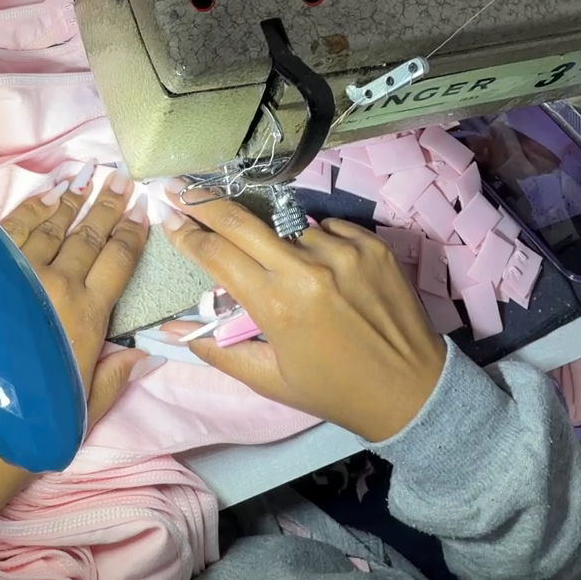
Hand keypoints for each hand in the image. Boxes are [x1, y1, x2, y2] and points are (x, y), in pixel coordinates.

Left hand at [0, 171, 150, 520]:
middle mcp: (57, 286)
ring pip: (53, 226)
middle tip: (121, 180)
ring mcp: (20, 274)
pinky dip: (32, 208)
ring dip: (73, 200)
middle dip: (107, 205)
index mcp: (86, 315)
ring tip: (89, 180)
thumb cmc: (27, 421)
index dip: (132, 233)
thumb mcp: (82, 412)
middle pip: (89, 235)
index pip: (118, 260)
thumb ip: (112, 379)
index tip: (142, 210)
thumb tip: (139, 353)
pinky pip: (14, 229)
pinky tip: (47, 195)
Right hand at [158, 194, 446, 441]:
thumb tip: (173, 330)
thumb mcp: (270, 381)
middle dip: (204, 202)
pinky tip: (328, 271)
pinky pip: (325, 228)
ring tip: (296, 276)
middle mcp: (305, 269)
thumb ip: (218, 350)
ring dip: (276, 243)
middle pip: (239, 220)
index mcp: (275, 305)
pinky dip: (316, 243)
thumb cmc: (334, 389)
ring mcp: (341, 250)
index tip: (167, 217)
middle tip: (182, 189)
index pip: (216, 254)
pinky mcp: (370, 242)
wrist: (412, 391)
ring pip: (285, 228)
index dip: (186, 233)